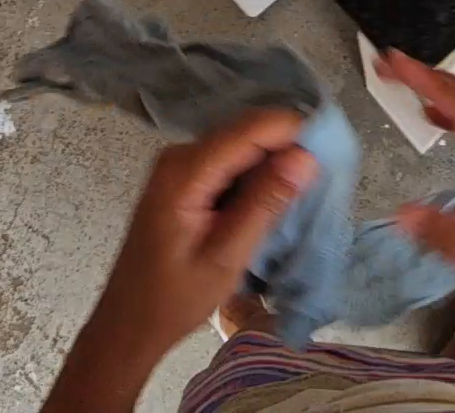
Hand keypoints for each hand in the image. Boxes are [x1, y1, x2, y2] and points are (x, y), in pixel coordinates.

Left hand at [43, 109, 318, 412]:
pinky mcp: (185, 175)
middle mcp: (180, 154)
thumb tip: (305, 158)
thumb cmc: (173, 299)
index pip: (248, 129)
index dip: (290, 130)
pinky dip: (255, 169)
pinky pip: (229, 157)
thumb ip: (265, 203)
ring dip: (272, 157)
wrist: (126, 326)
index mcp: (185, 171)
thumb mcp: (227, 256)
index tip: (328, 145)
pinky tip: (271, 193)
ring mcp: (180, 163)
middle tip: (320, 170)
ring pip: (240, 141)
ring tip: (302, 183)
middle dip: (284, 143)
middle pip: (244, 130)